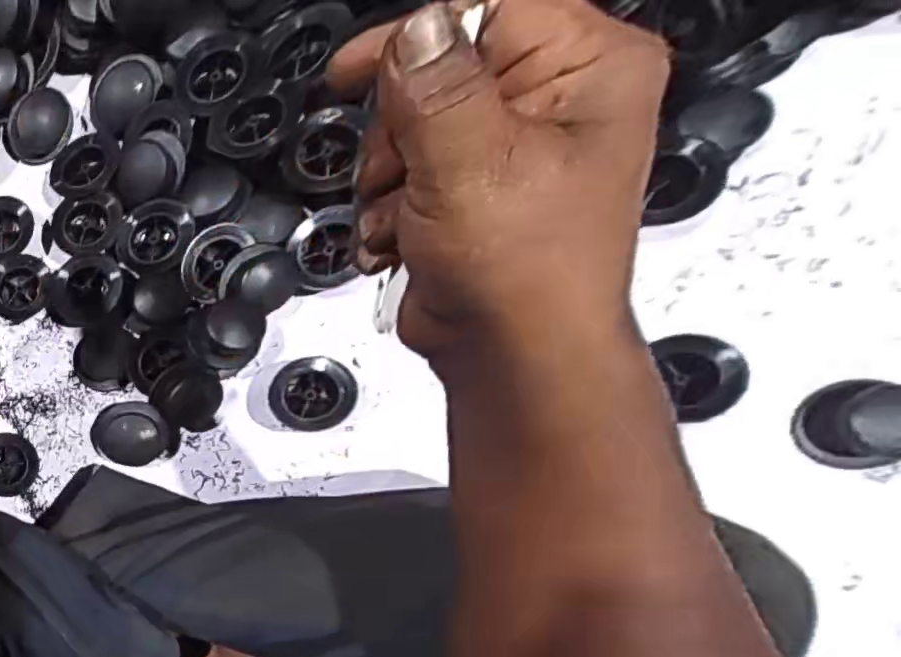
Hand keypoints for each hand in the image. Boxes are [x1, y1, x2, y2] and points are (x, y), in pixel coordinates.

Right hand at [328, 0, 669, 366]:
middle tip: (401, 179)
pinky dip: (384, 218)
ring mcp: (498, 159)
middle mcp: (544, 108)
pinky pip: (397, 188)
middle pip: (431, 84)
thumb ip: (439, 92)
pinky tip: (400, 242)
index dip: (414, 39)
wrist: (506, 348)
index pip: (488, 13)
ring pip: (403, 142)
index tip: (350, 67)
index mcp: (582, 71)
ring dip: (382, 188)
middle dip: (394, 140)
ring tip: (404, 222)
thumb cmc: (522, 268)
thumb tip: (416, 29)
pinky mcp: (460, 200)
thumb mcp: (474, 165)